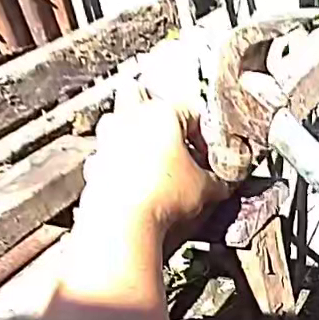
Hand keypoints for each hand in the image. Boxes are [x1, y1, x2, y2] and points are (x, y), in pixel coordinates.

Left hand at [78, 91, 228, 242]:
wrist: (123, 223)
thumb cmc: (162, 196)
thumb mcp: (205, 189)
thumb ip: (218, 181)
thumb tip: (224, 183)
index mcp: (161, 113)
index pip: (191, 110)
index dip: (205, 135)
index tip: (210, 156)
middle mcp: (129, 118)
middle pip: (140, 95)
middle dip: (155, 112)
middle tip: (171, 137)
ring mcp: (107, 140)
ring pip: (118, 123)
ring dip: (134, 137)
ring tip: (155, 164)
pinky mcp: (94, 166)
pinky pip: (108, 157)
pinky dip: (120, 166)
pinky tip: (135, 184)